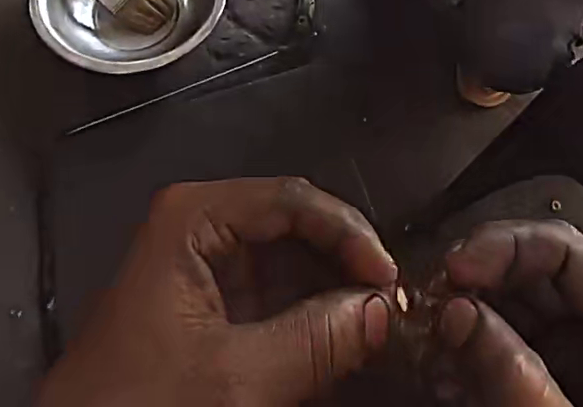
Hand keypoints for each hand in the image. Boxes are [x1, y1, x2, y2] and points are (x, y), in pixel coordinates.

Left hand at [38, 178, 398, 406]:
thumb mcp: (234, 383)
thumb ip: (315, 341)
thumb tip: (381, 310)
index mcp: (195, 214)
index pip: (290, 199)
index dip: (346, 231)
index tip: (387, 275)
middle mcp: (200, 222)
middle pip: (291, 222)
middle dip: (340, 259)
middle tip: (386, 299)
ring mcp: (204, 260)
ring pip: (286, 257)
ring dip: (330, 287)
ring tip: (372, 317)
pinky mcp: (208, 299)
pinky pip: (271, 291)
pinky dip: (307, 312)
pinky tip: (339, 334)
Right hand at [435, 220, 582, 406]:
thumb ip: (522, 384)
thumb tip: (455, 311)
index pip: (566, 253)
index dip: (504, 246)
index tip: (452, 269)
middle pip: (533, 273)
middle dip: (477, 284)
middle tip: (429, 306)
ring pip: (513, 305)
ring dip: (466, 319)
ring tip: (430, 350)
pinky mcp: (560, 383)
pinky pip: (508, 346)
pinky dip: (471, 354)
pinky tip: (443, 376)